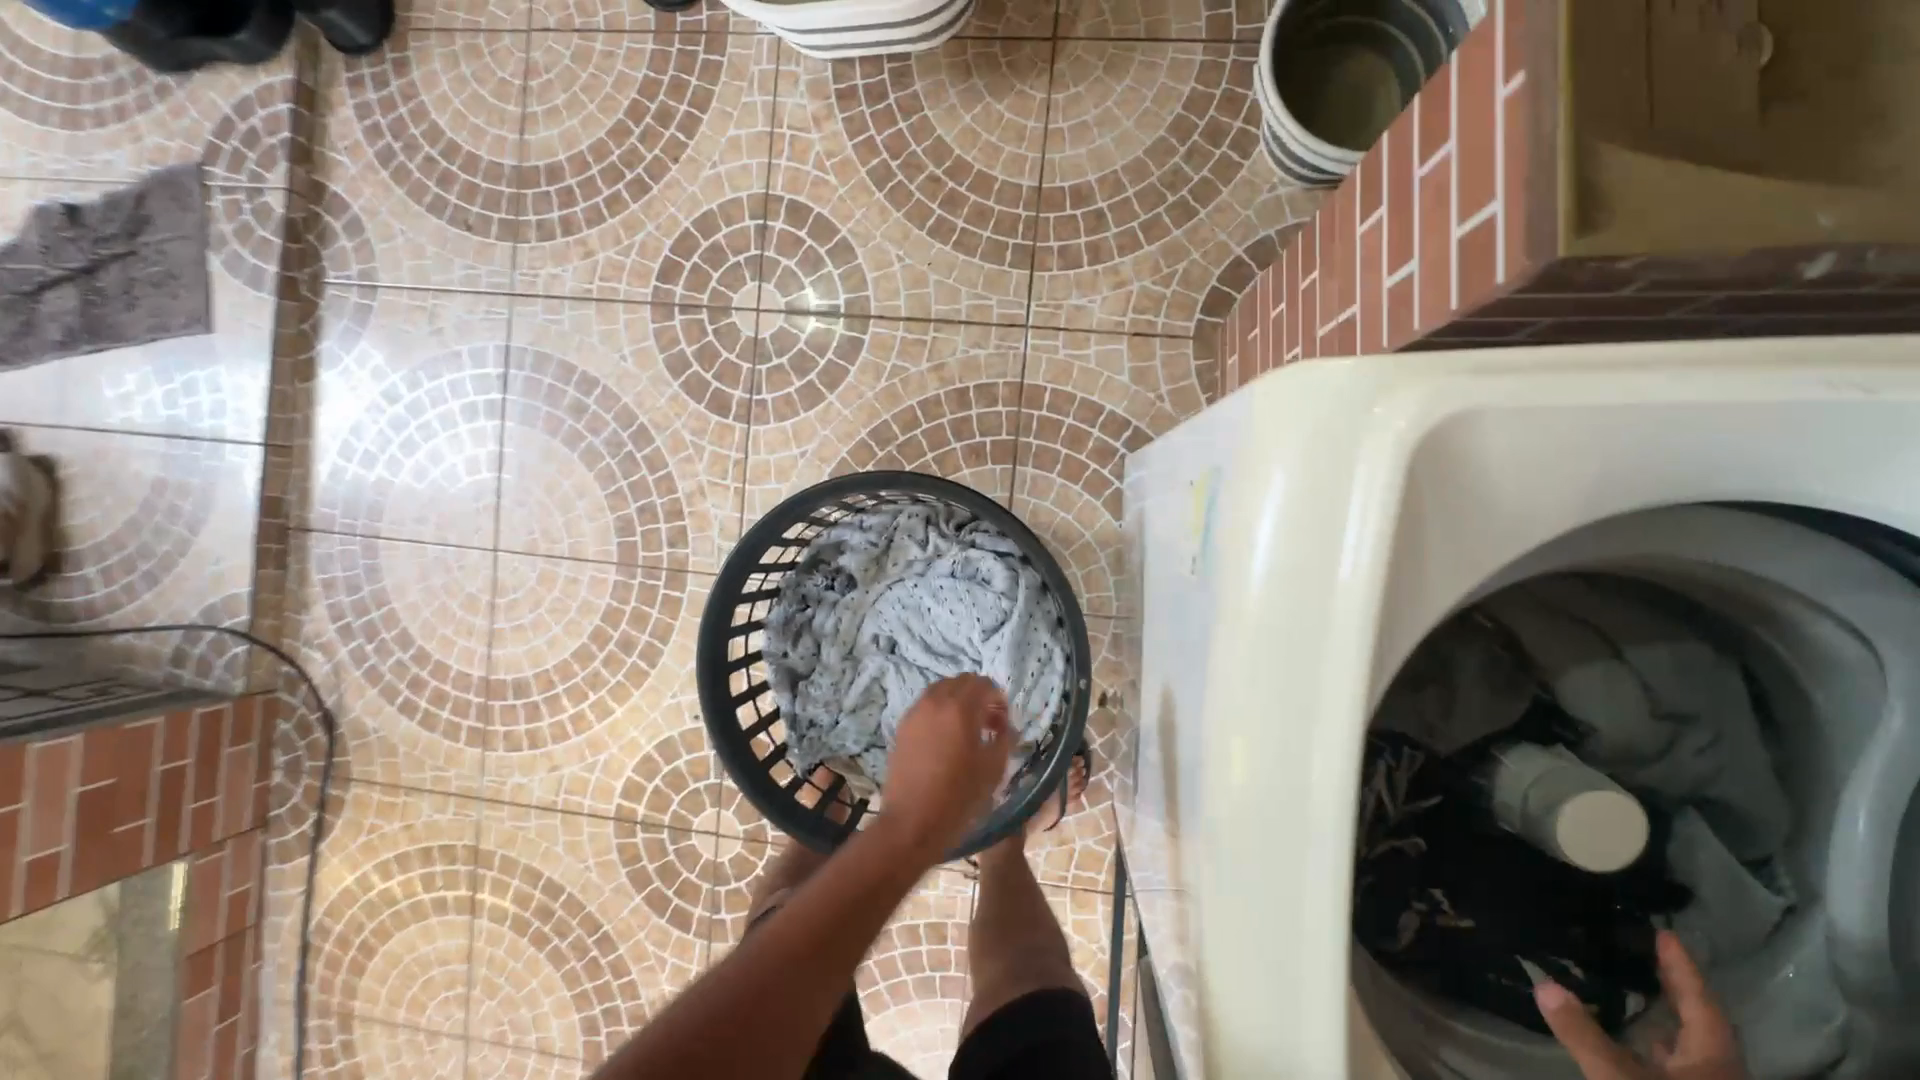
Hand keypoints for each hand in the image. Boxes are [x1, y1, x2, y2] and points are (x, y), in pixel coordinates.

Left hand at [880, 675, 1011, 860]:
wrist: (911, 823)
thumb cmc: (958, 798)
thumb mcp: (993, 769)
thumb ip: (1004, 739)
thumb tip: (1004, 726)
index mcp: (960, 709)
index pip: (984, 684)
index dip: (998, 700)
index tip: (1003, 723)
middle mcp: (935, 702)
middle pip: (961, 682)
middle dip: (979, 697)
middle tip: (989, 724)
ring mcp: (915, 713)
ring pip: (941, 690)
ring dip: (958, 701)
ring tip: (967, 730)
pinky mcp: (902, 727)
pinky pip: (926, 706)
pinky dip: (940, 711)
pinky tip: (946, 739)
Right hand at [1535, 931, 1746, 1079]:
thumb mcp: (1619, 1079)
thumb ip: (1583, 1034)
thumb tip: (1543, 983)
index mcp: (1713, 1060)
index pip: (1701, 1002)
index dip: (1682, 967)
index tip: (1665, 933)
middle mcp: (1720, 1075)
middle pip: (1705, 1028)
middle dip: (1681, 994)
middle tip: (1655, 959)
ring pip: (1696, 1055)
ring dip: (1672, 1027)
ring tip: (1645, 1002)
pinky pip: (1681, 1072)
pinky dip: (1661, 1055)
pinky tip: (1641, 1053)